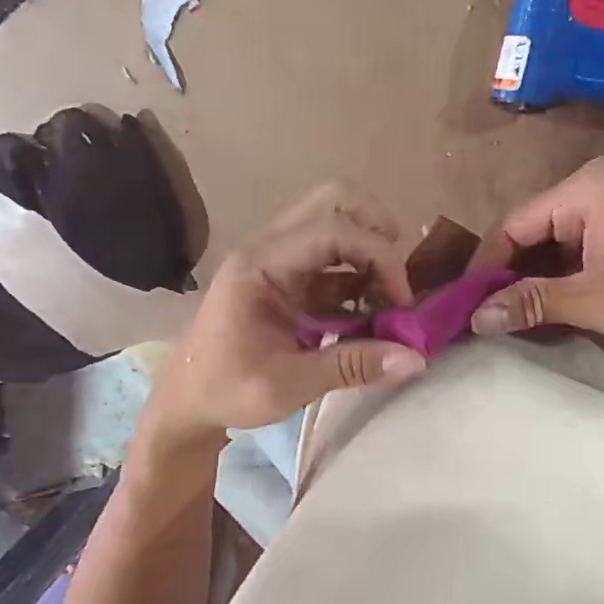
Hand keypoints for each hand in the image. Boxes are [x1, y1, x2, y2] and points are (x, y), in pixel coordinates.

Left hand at [148, 183, 427, 440]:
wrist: (187, 402)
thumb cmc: (227, 390)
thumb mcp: (289, 384)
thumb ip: (351, 366)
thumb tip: (416, 360)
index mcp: (259, 264)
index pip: (332, 230)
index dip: (379, 258)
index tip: (401, 303)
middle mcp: (267, 248)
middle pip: (334, 201)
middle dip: (377, 231)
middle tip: (394, 282)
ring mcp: (275, 259)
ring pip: (333, 221)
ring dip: (368, 252)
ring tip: (384, 302)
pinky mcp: (283, 278)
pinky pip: (329, 257)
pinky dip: (356, 275)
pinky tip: (367, 314)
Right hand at [467, 157, 603, 351]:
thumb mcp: (596, 301)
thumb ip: (531, 303)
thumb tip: (473, 318)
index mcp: (585, 189)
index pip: (510, 226)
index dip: (484, 269)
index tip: (465, 308)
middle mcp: (598, 184)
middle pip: (531, 231)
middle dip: (511, 276)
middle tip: (490, 319)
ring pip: (556, 241)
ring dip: (538, 279)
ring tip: (520, 318)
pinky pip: (583, 245)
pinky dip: (566, 275)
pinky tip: (559, 306)